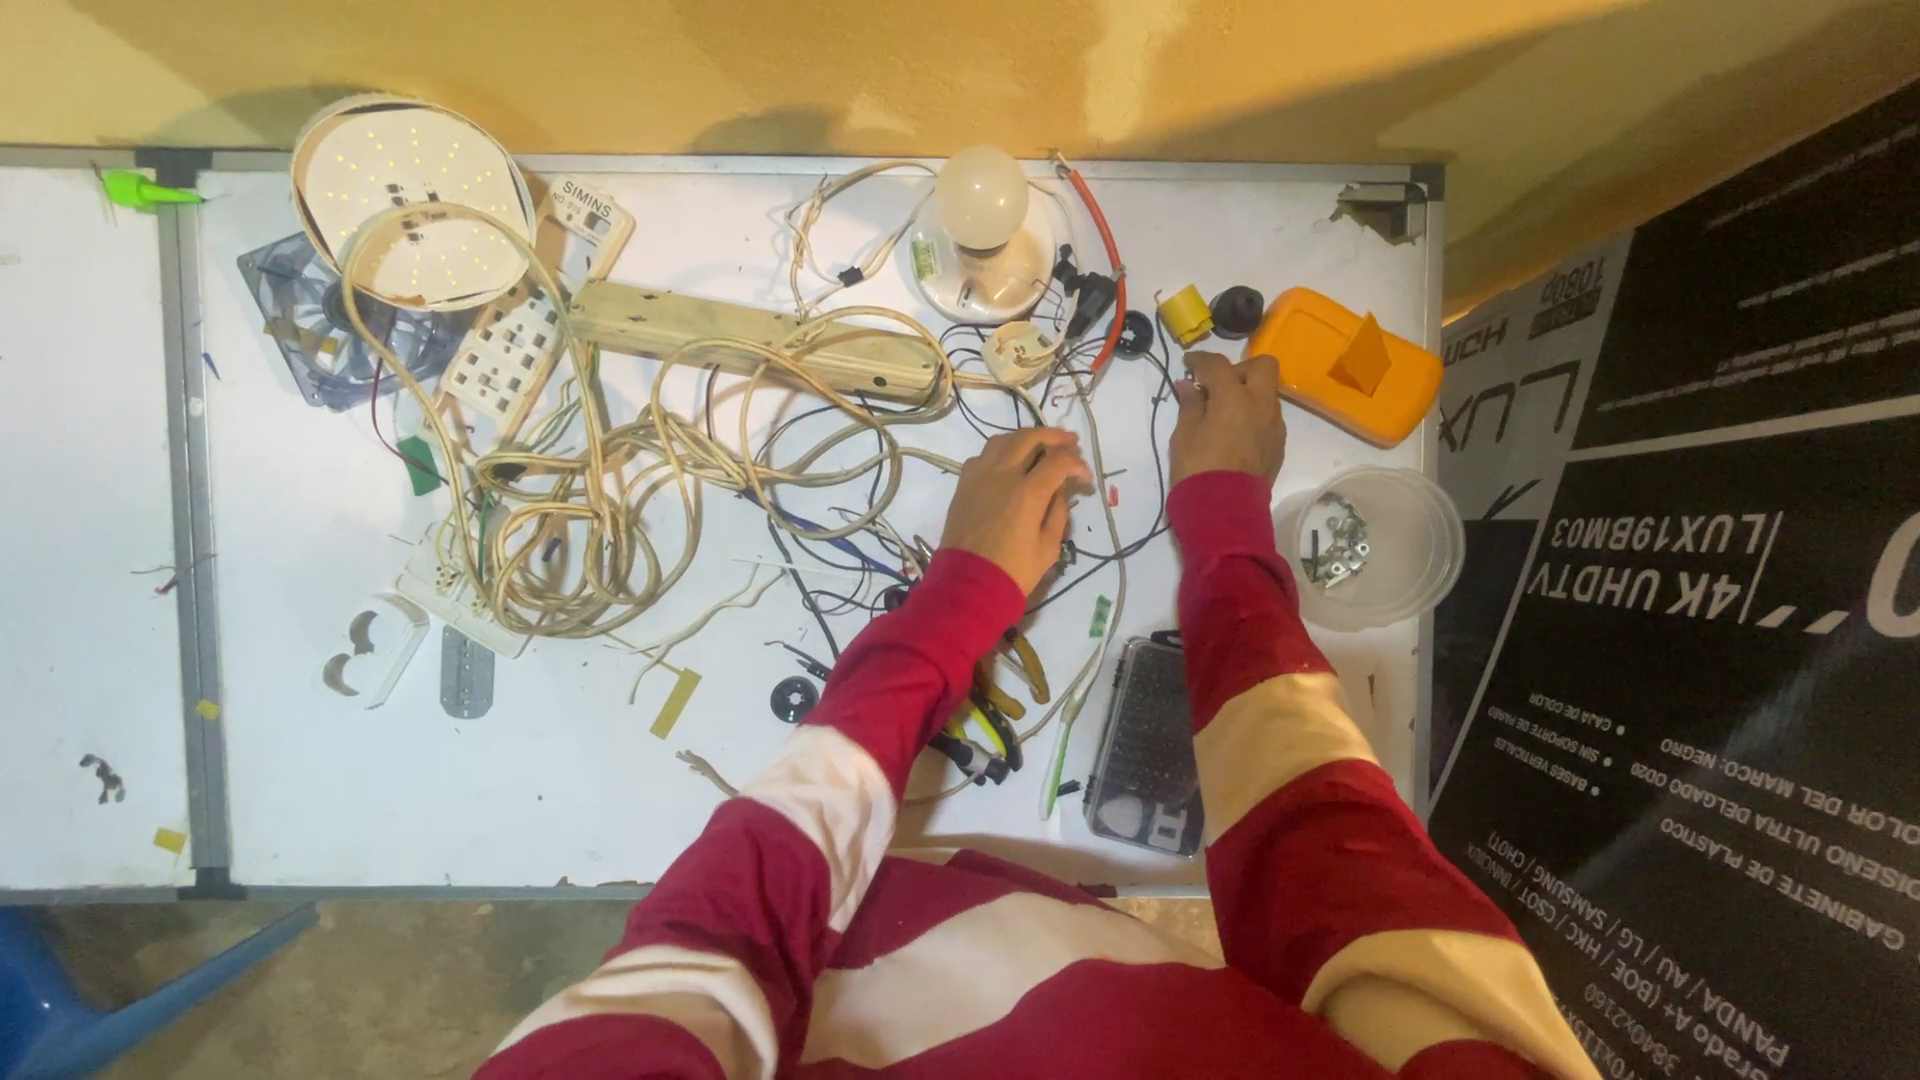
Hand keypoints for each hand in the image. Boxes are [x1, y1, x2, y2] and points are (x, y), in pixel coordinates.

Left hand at [940, 428, 1093, 593]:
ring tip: (1039, 446)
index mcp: (1027, 492)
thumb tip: (1059, 490)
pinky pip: (983, 456)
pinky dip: (1000, 452)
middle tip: (1069, 442)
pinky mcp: (963, 485)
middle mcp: (1001, 475)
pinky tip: (1009, 463)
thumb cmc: (1013, 572)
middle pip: (1029, 438)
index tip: (1084, 478)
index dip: (1077, 464)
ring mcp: (978, 477)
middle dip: (1053, 437)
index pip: (1059, 461)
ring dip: (1025, 438)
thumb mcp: (1048, 548)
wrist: (968, 586)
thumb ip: (1057, 512)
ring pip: (1002, 440)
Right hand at [1169, 351, 1285, 485]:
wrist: (1223, 510)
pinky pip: (1269, 417)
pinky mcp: (1278, 445)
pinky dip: (1254, 415)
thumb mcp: (1184, 435)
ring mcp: (1274, 425)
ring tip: (1225, 412)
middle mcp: (1261, 405)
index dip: (1201, 360)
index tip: (1189, 364)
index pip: (1218, 365)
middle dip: (1240, 369)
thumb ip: (1190, 405)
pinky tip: (1236, 433)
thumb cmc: (1197, 470)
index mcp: (1234, 398)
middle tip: (1218, 386)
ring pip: (1268, 393)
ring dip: (1248, 394)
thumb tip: (1187, 386)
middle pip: (1262, 366)